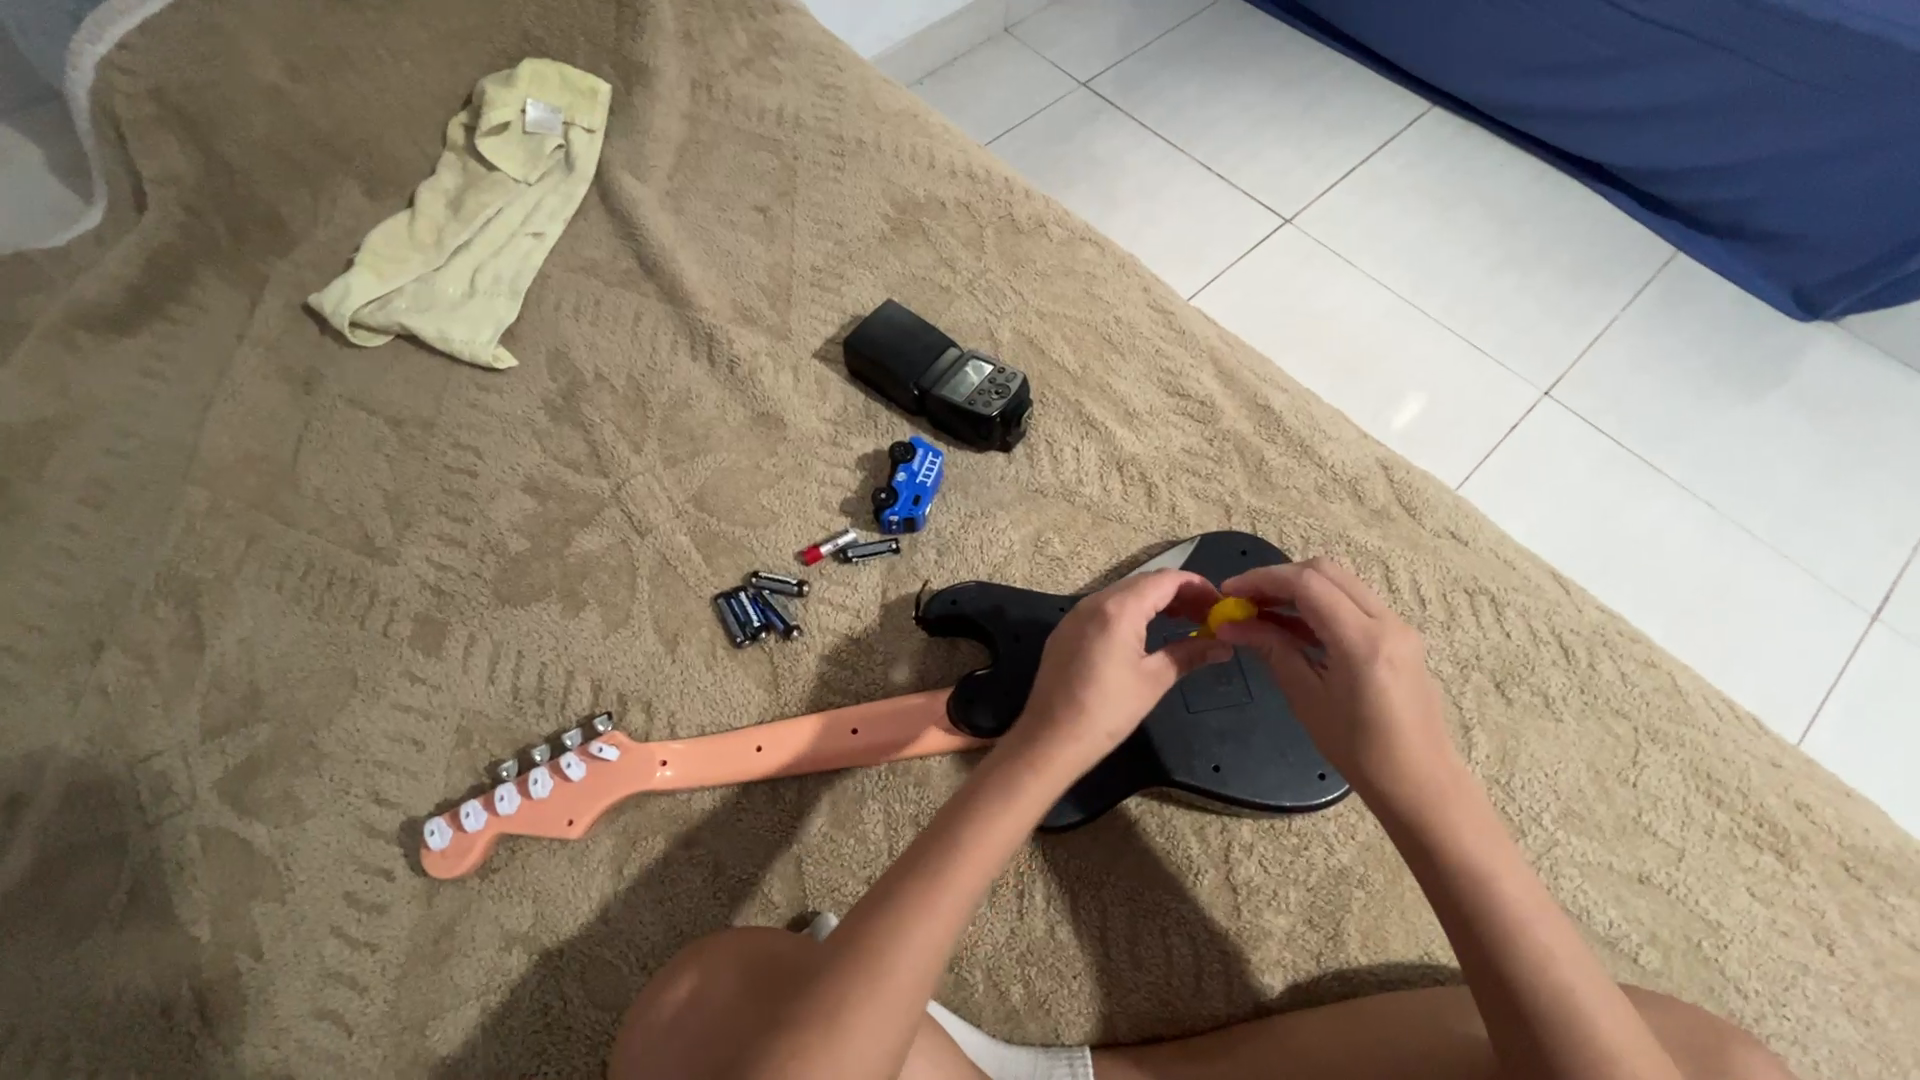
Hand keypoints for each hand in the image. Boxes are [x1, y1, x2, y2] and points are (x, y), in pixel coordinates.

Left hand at [999, 569, 1232, 781]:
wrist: (1051, 738)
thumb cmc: (1107, 711)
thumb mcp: (1154, 680)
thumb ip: (1189, 655)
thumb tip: (1223, 647)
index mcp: (1118, 609)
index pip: (1166, 580)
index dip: (1197, 586)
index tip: (1219, 603)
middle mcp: (1094, 601)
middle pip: (1144, 582)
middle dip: (1178, 594)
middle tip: (1206, 615)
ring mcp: (1075, 615)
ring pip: (1122, 594)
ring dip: (1153, 602)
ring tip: (1183, 622)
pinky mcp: (1065, 630)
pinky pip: (1103, 609)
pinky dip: (1130, 612)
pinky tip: (1145, 633)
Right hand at [1214, 558, 1454, 805]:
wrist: (1420, 781)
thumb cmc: (1358, 749)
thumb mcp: (1306, 697)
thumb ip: (1272, 649)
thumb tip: (1230, 624)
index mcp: (1362, 640)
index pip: (1306, 584)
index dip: (1261, 580)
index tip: (1228, 592)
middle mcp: (1386, 621)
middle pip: (1325, 571)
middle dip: (1278, 578)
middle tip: (1243, 599)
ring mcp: (1398, 626)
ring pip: (1340, 582)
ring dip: (1298, 588)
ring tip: (1260, 611)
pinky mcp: (1399, 635)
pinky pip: (1353, 602)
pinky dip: (1318, 603)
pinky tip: (1291, 624)